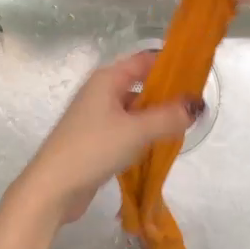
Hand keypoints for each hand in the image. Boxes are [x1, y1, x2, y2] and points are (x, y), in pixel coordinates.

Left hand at [13, 51, 200, 224]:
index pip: (144, 61)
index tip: (196, 75)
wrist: (53, 187)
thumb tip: (196, 104)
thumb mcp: (136, 131)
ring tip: (182, 129)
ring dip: (155, 118)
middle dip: (166, 95)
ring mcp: (96, 116)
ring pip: (133, 110)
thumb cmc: (93, 148)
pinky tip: (158, 148)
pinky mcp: (95, 139)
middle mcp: (101, 91)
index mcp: (107, 79)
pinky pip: (126, 129)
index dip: (169, 65)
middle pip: (139, 85)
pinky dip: (142, 135)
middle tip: (195, 107)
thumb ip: (168, 117)